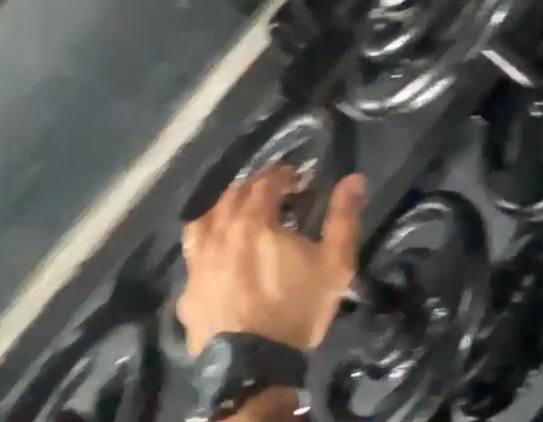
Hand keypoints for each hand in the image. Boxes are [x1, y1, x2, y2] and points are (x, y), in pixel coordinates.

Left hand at [177, 169, 366, 353]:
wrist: (253, 367)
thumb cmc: (296, 309)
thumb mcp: (334, 265)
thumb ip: (344, 218)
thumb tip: (354, 178)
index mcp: (254, 221)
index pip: (265, 182)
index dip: (281, 175)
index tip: (296, 176)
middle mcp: (220, 233)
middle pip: (233, 196)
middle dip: (255, 187)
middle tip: (273, 192)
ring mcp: (199, 263)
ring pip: (205, 221)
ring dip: (224, 210)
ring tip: (238, 216)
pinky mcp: (187, 292)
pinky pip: (192, 257)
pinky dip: (205, 247)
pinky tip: (216, 257)